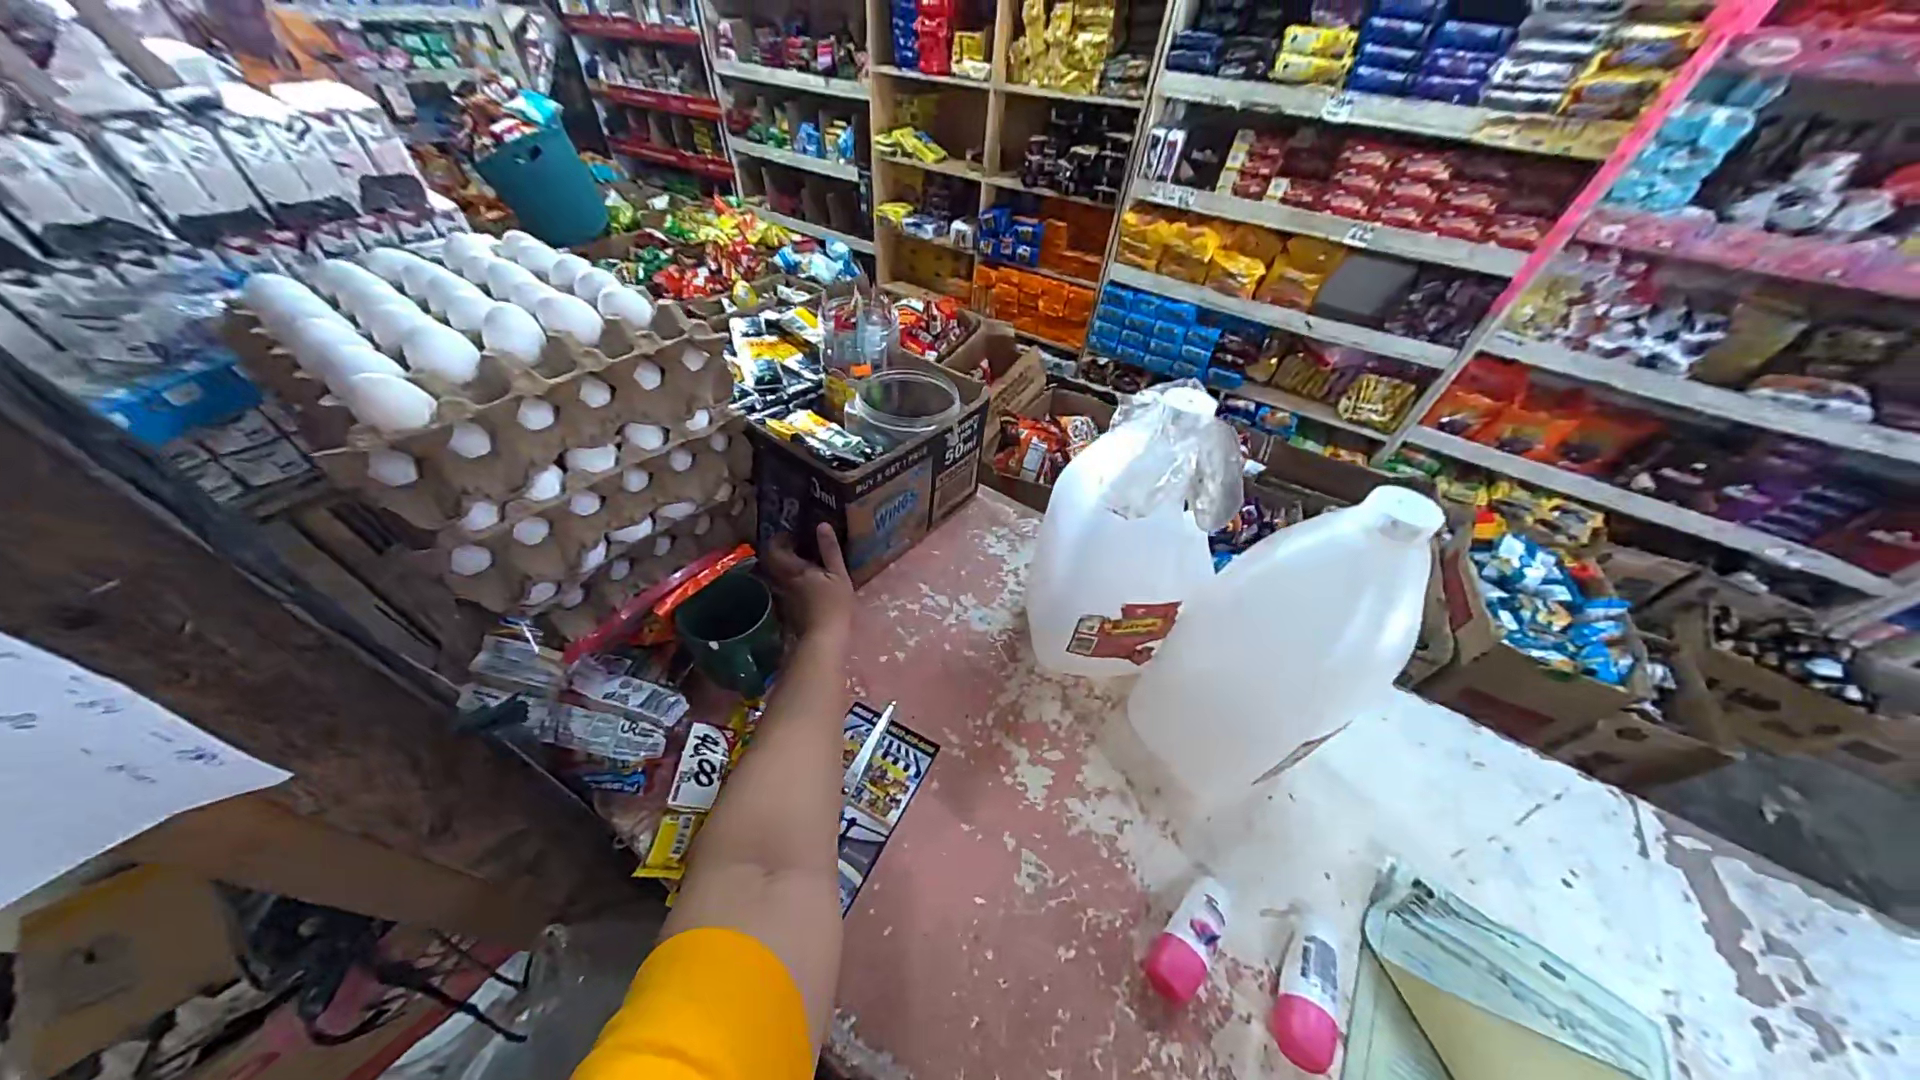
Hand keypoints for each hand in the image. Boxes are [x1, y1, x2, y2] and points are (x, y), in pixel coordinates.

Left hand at [764, 522, 853, 644]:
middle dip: (780, 551)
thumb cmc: (834, 604)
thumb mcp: (839, 574)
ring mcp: (782, 595)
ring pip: (776, 574)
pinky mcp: (787, 608)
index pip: (774, 548)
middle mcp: (782, 580)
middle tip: (797, 546)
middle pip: (772, 561)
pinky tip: (805, 582)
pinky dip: (789, 579)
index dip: (779, 538)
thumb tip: (822, 525)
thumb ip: (830, 550)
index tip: (792, 534)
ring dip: (784, 566)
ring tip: (802, 562)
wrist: (823, 638)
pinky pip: (782, 586)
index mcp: (793, 569)